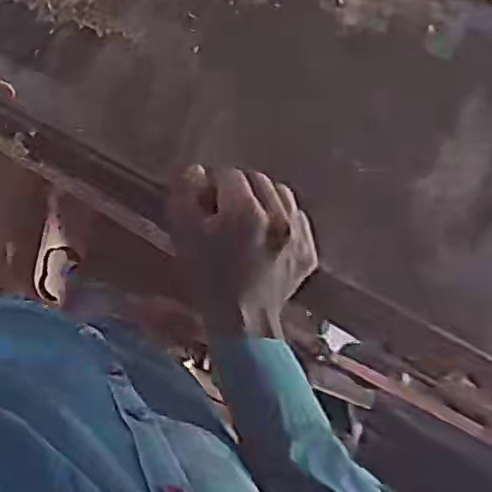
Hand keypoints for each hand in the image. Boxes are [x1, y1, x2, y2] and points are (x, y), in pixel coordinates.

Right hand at [165, 166, 315, 339]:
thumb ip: (185, 190)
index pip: (228, 173)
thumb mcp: (182, 228)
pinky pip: (296, 215)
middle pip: (256, 178)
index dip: (211, 185)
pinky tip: (264, 232)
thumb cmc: (205, 272)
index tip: (204, 204)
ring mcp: (298, 236)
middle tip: (222, 209)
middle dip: (237, 188)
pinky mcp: (309, 251)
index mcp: (245, 212)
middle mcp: (279, 218)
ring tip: (245, 217)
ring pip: (280, 193)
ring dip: (261, 197)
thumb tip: (197, 170)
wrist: (242, 320)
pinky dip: (279, 216)